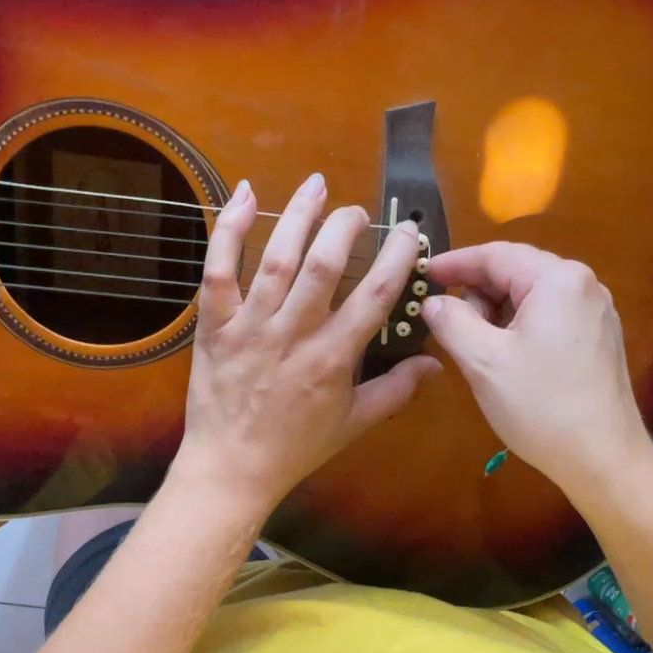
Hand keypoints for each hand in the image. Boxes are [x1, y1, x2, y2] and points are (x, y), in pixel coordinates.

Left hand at [172, 174, 440, 515]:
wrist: (232, 468)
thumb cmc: (296, 447)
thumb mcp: (354, 424)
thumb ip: (396, 391)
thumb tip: (436, 365)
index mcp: (333, 359)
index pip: (375, 296)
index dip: (397, 257)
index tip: (409, 231)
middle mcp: (294, 335)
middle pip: (324, 265)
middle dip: (345, 227)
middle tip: (356, 211)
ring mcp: (250, 326)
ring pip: (276, 258)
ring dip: (298, 215)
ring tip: (316, 184)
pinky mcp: (215, 325)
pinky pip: (218, 270)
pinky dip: (227, 230)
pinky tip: (243, 193)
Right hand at [422, 242, 652, 494]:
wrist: (602, 458)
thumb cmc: (541, 406)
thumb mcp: (484, 362)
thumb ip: (452, 322)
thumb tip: (433, 303)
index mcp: (558, 280)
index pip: (496, 255)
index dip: (455, 263)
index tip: (423, 275)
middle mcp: (583, 286)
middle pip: (517, 272)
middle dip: (476, 291)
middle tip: (443, 319)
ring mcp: (596, 313)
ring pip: (532, 296)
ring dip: (496, 311)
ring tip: (471, 342)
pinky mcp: (598, 339)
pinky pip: (549, 316)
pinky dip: (519, 325)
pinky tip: (501, 354)